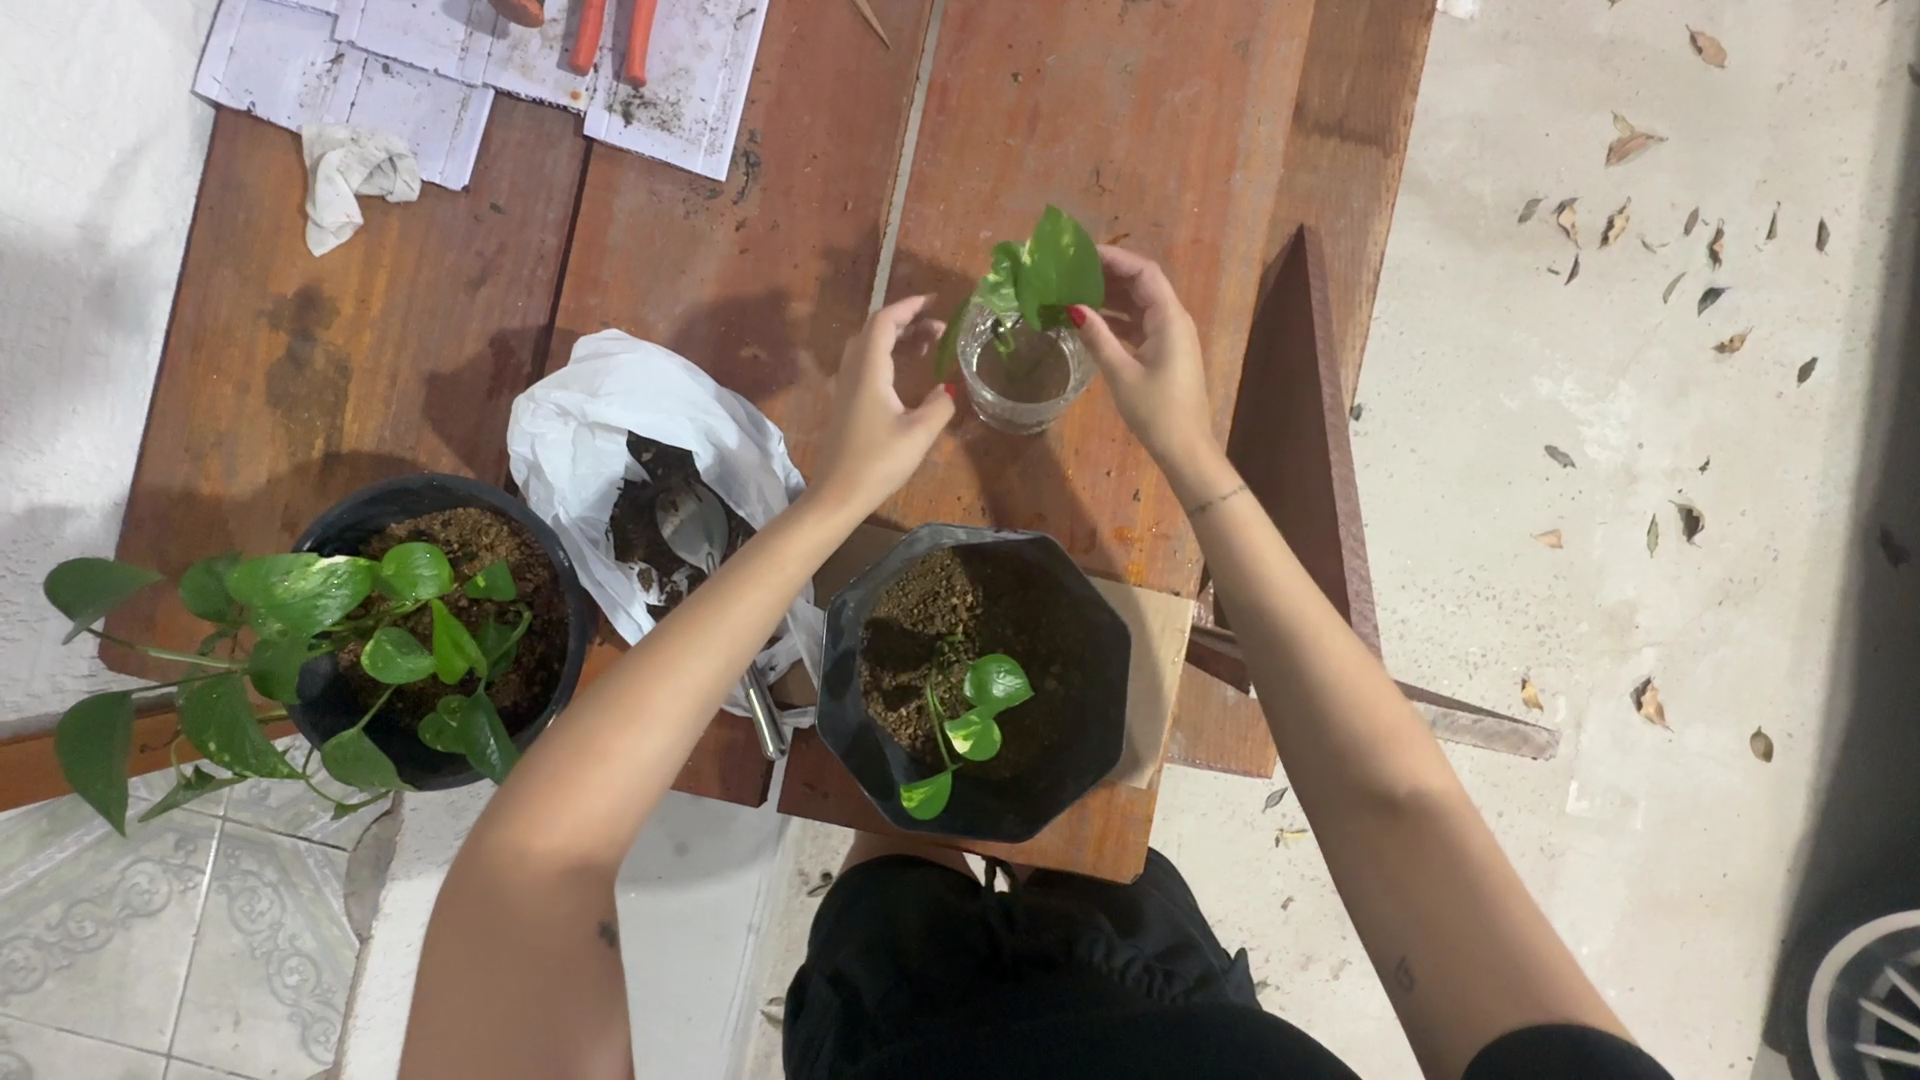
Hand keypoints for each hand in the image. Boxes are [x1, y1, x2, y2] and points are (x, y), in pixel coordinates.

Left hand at [810, 294, 955, 515]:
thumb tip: (948, 390)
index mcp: (869, 371)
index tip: (934, 302)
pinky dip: (886, 357)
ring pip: (867, 347)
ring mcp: (845, 388)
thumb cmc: (878, 462)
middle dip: (906, 322)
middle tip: (938, 329)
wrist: (838, 493)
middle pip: (874, 330)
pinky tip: (904, 374)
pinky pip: (864, 365)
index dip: (908, 306)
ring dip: (895, 339)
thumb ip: (940, 406)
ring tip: (926, 346)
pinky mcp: (845, 404)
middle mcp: (852, 372)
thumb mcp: (919, 435)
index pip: (885, 322)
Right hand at [1070, 246, 1215, 469]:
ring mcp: (1171, 337)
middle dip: (1109, 274)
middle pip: (1142, 284)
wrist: (1185, 447)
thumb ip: (1098, 337)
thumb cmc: (1156, 411)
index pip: (1144, 272)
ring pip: (1139, 305)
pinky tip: (1091, 322)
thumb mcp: (1121, 374)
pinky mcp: (1165, 353)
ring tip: (1074, 291)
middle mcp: (1174, 320)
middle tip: (1072, 271)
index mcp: (1169, 318)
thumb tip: (1072, 307)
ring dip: (1111, 297)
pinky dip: (1117, 320)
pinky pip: (1139, 325)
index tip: (1082, 253)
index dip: (1115, 258)